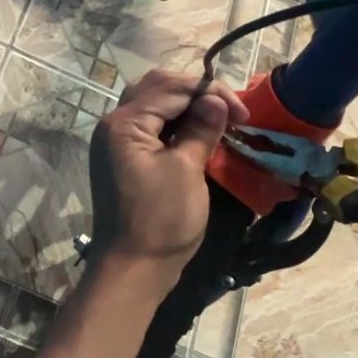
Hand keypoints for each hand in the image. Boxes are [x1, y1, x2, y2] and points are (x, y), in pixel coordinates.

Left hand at [88, 70, 247, 294]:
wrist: (132, 269)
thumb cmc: (161, 221)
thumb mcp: (186, 170)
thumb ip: (200, 129)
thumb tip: (216, 100)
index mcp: (124, 123)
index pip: (171, 88)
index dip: (210, 92)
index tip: (244, 113)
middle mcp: (113, 124)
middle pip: (157, 88)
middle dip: (197, 93)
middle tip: (231, 111)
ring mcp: (115, 141)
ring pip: (153, 105)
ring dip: (186, 106)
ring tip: (220, 118)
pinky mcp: (123, 157)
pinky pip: (150, 126)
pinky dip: (175, 124)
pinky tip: (199, 132)